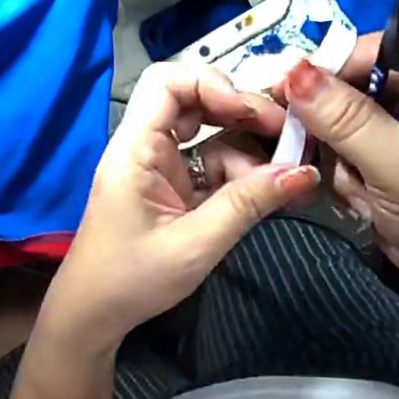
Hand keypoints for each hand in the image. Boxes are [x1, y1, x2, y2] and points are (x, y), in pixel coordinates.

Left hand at [42, 63, 319, 349]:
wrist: (95, 315)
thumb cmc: (132, 280)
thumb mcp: (195, 244)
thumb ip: (248, 204)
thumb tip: (303, 172)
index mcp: (135, 150)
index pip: (166, 83)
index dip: (211, 83)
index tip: (248, 112)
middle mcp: (146, 149)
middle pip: (194, 102)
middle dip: (242, 113)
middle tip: (286, 134)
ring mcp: (160, 169)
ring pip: (209, 136)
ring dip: (247, 150)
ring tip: (284, 174)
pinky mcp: (173, 190)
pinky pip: (211, 166)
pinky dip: (239, 176)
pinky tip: (266, 190)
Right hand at [281, 36, 398, 299]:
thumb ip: (350, 122)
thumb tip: (292, 72)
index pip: (385, 50)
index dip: (331, 69)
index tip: (282, 96)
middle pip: (361, 89)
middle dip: (343, 135)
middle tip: (341, 170)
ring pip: (350, 128)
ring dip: (348, 167)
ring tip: (368, 200)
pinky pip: (355, 156)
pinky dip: (353, 182)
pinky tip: (370, 205)